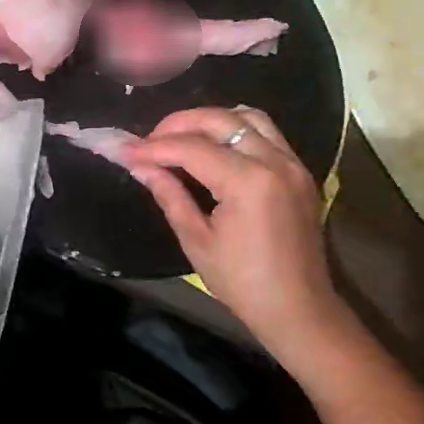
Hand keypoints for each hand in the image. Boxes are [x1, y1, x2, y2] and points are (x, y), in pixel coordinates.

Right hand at [127, 107, 344, 350]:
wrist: (296, 306)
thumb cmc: (240, 281)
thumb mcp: (196, 240)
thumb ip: (170, 196)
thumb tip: (141, 168)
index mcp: (247, 183)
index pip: (192, 148)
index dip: (154, 147)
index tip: (125, 151)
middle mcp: (274, 162)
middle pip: (221, 120)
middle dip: (179, 124)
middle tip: (148, 140)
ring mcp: (292, 163)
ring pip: (248, 117)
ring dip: (211, 121)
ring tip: (180, 138)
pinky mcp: (299, 171)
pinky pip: (267, 133)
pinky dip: (236, 130)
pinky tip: (213, 147)